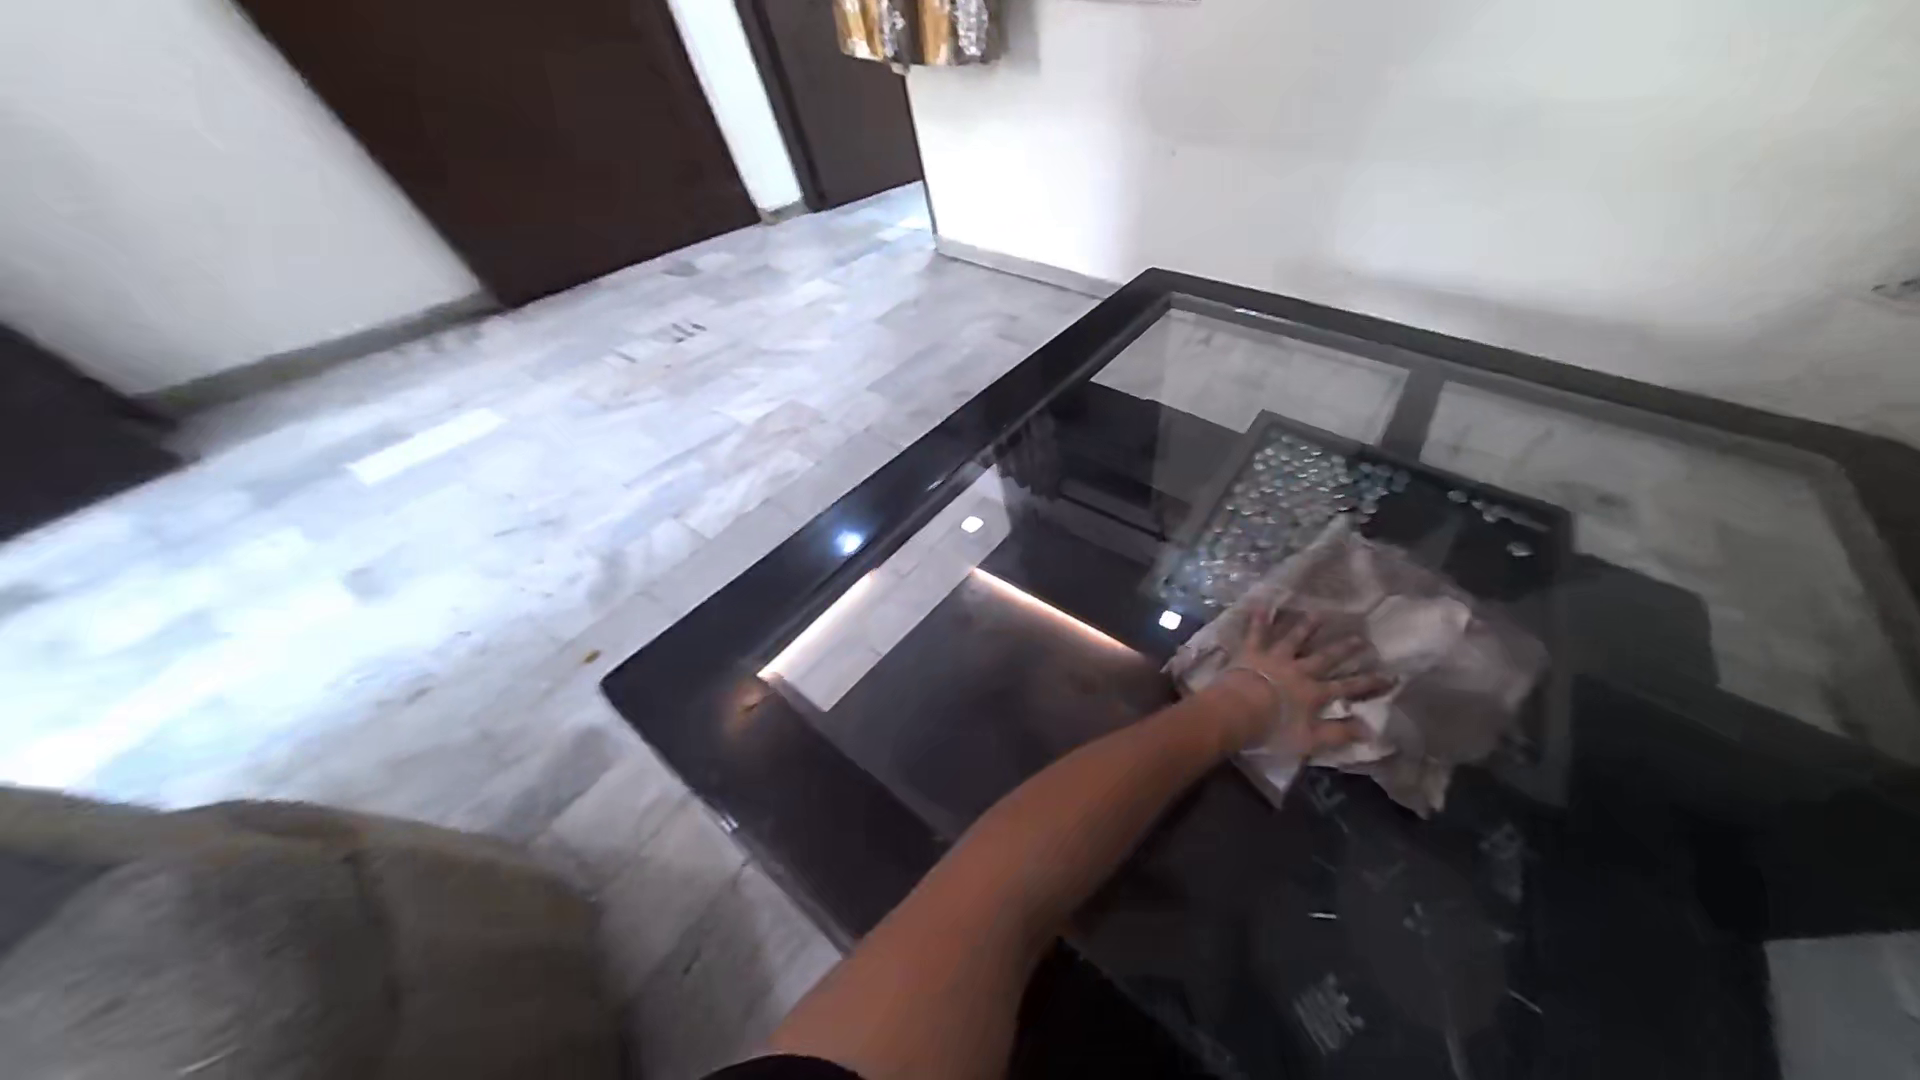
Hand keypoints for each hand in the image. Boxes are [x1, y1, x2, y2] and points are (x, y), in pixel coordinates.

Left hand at [1217, 610, 1392, 756]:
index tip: (1389, 675)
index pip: (1347, 688)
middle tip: (1360, 637)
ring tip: (1318, 613)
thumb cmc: (1273, 728)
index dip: (1368, 682)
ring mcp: (1275, 658)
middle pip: (1325, 658)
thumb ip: (1339, 732)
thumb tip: (1371, 730)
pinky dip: (1260, 619)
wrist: (1238, 710)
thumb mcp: (1311, 738)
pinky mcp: (1251, 652)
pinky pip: (1256, 632)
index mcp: (1314, 693)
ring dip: (1306, 626)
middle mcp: (1299, 670)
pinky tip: (1262, 604)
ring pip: (1294, 639)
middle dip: (1344, 649)